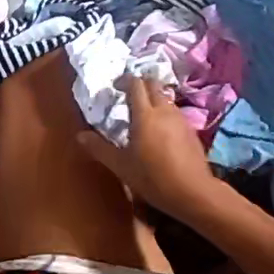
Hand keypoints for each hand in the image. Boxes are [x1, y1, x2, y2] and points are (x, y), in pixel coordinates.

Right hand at [77, 74, 223, 219]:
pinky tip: (160, 132)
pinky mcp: (191, 130)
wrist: (192, 191)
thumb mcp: (121, 165)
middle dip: (140, 85)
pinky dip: (165, 114)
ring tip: (143, 115)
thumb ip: (100, 148)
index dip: (125, 81)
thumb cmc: (152, 178)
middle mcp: (164, 110)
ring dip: (154, 99)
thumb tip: (80, 135)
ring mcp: (181, 119)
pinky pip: (175, 113)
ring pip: (166, 98)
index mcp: (145, 114)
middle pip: (153, 85)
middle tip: (128, 97)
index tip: (115, 87)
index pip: (135, 84)